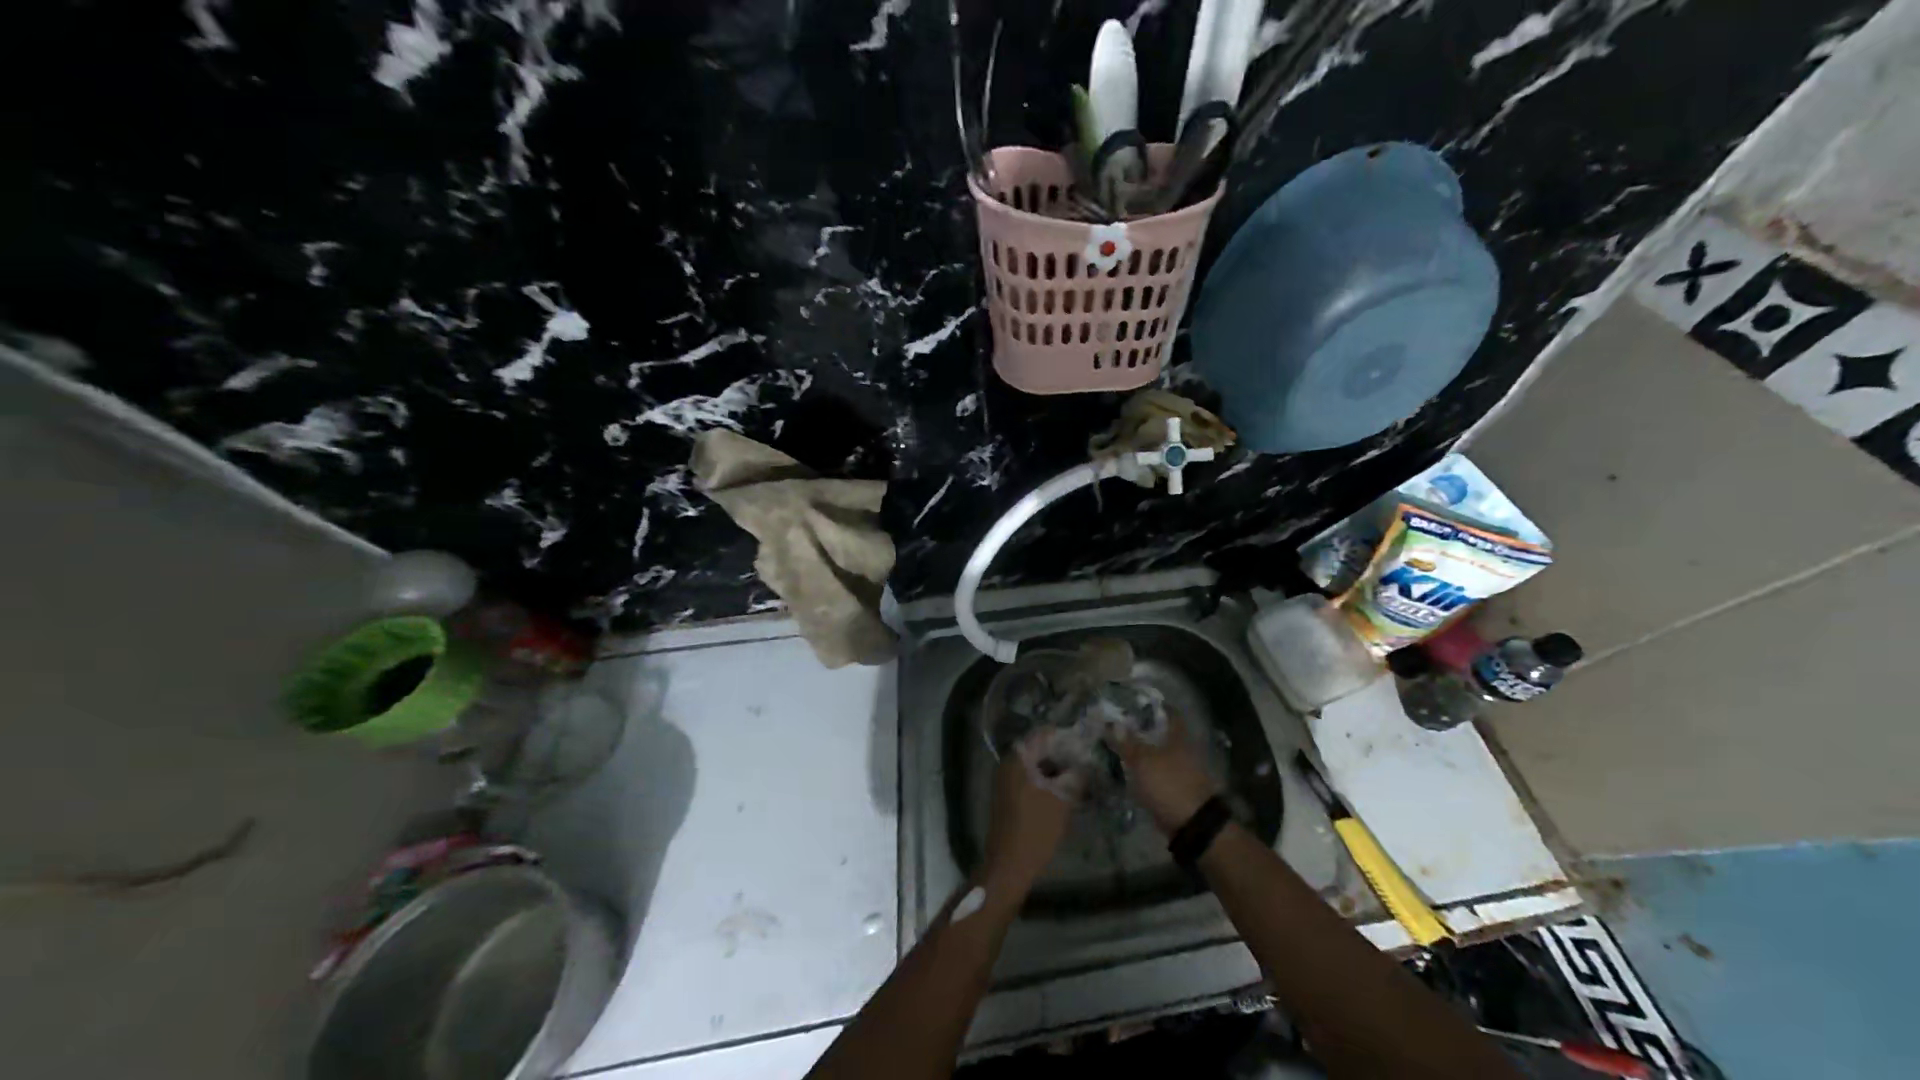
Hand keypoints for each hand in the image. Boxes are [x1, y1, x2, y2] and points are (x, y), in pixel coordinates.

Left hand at [979, 742, 1078, 895]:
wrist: (1009, 864)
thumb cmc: (1035, 829)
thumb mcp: (1062, 799)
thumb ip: (1076, 775)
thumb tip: (1087, 759)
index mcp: (1017, 758)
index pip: (1044, 734)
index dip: (1067, 736)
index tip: (1088, 742)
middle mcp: (1009, 763)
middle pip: (1040, 749)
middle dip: (1064, 754)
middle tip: (1089, 760)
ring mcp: (1007, 780)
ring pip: (1037, 766)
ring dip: (1058, 769)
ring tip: (1083, 775)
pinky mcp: (1010, 795)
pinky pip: (1032, 779)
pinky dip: (1049, 781)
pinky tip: (1068, 790)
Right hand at [1107, 709, 1218, 834]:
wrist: (1191, 823)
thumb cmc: (1168, 783)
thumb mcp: (1142, 761)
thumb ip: (1126, 742)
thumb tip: (1111, 723)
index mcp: (1178, 737)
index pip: (1169, 713)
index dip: (1153, 706)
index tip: (1133, 703)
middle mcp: (1182, 749)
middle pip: (1161, 733)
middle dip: (1141, 729)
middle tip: (1117, 725)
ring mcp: (1181, 769)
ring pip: (1157, 753)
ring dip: (1140, 750)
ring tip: (1117, 746)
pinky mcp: (1175, 787)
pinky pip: (1156, 772)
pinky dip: (1144, 770)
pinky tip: (1127, 769)